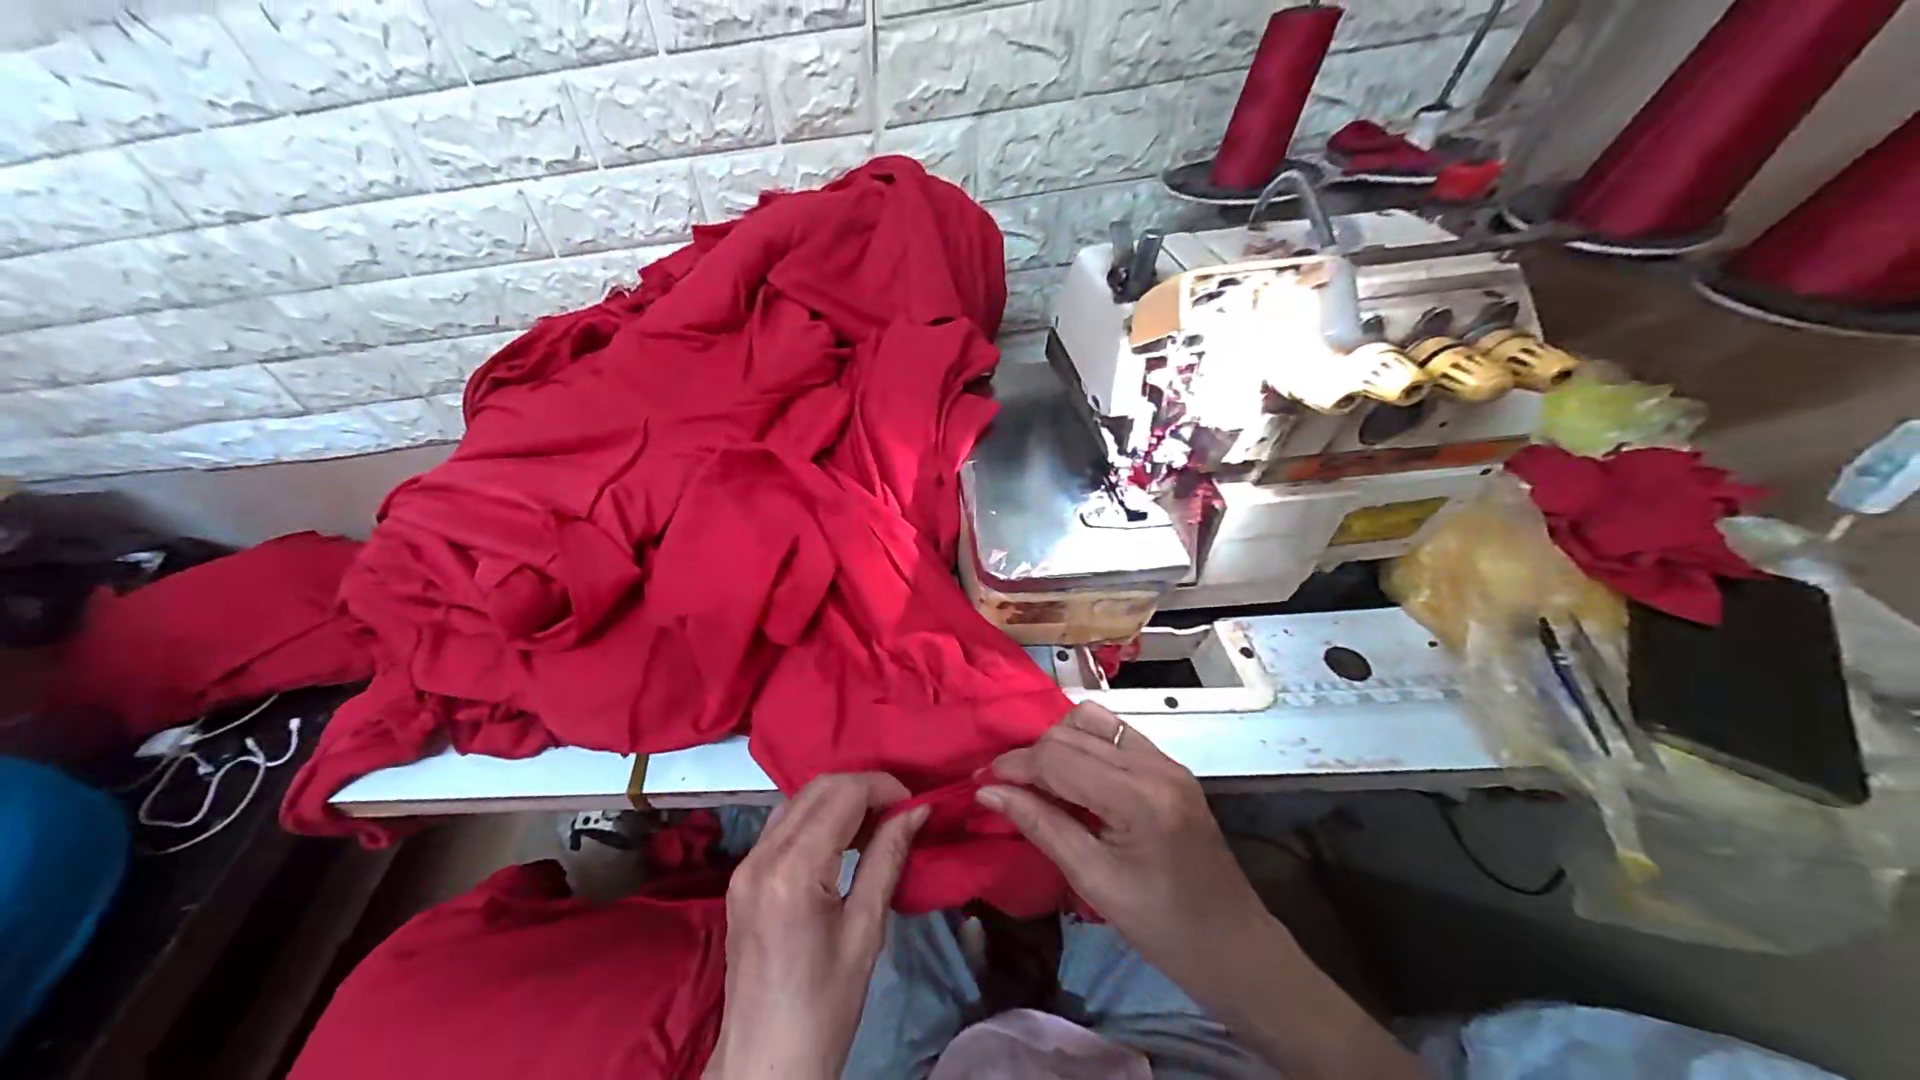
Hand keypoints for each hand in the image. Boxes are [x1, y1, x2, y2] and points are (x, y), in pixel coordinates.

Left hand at [705, 773, 929, 1079]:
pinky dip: (817, 817)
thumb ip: (887, 857)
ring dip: (840, 799)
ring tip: (877, 824)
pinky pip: (783, 824)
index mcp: (791, 871)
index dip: (883, 788)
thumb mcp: (866, 930)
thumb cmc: (825, 1006)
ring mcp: (745, 865)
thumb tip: (917, 810)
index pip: (842, 794)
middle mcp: (760, 856)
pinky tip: (843, 839)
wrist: (765, 1062)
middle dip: (864, 787)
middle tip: (900, 811)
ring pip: (798, 800)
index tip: (915, 805)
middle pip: (817, 787)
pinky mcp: (742, 877)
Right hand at [978, 704, 1424, 1079]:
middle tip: (1002, 787)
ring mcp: (1167, 761)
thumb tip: (988, 790)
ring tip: (1036, 779)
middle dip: (1030, 754)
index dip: (1013, 766)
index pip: (1058, 756)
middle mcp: (1155, 764)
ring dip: (1057, 743)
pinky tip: (1071, 776)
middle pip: (1072, 732)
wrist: (1234, 947)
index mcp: (1138, 796)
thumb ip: (1040, 825)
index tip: (979, 783)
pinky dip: (1084, 745)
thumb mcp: (1093, 882)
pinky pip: (1116, 736)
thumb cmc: (1161, 928)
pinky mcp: (1171, 767)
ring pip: (1093, 722)